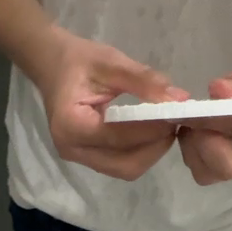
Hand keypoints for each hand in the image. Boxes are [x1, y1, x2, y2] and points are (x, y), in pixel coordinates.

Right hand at [29, 30, 188, 180]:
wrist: (52, 68)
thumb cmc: (78, 61)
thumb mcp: (111, 62)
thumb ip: (144, 81)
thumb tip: (179, 98)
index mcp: (72, 125)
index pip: (119, 136)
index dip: (151, 130)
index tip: (175, 115)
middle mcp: (73, 150)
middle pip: (124, 165)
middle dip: (153, 148)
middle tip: (173, 125)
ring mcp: (80, 158)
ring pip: (125, 169)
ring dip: (150, 153)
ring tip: (164, 129)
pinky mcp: (88, 159)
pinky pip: (120, 165)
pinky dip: (140, 153)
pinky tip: (151, 134)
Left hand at [179, 42, 231, 184]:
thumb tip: (217, 91)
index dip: (213, 119)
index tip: (194, 105)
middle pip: (224, 166)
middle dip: (200, 143)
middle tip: (190, 117)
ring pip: (210, 173)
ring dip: (192, 149)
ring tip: (192, 121)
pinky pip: (206, 170)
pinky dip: (193, 152)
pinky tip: (194, 129)